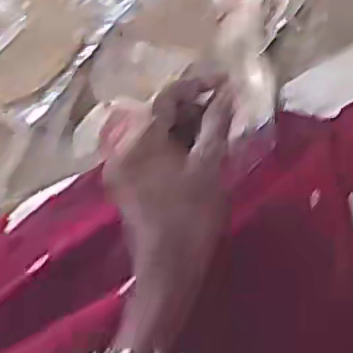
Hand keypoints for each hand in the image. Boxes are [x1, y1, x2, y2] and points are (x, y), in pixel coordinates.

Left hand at [104, 79, 232, 349]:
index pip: (169, 95)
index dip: (200, 83)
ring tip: (222, 128)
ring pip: (159, 131)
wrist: (169, 269)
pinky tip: (205, 149)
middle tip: (229, 108)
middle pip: (162, 112)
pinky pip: (154, 149)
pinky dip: (179, 143)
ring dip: (190, 124)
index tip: (229, 83)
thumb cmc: (192, 211)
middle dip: (197, 106)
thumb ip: (218, 119)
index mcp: (140, 140)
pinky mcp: (130, 184)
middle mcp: (123, 149)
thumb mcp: (211, 160)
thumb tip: (228, 89)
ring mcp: (123, 169)